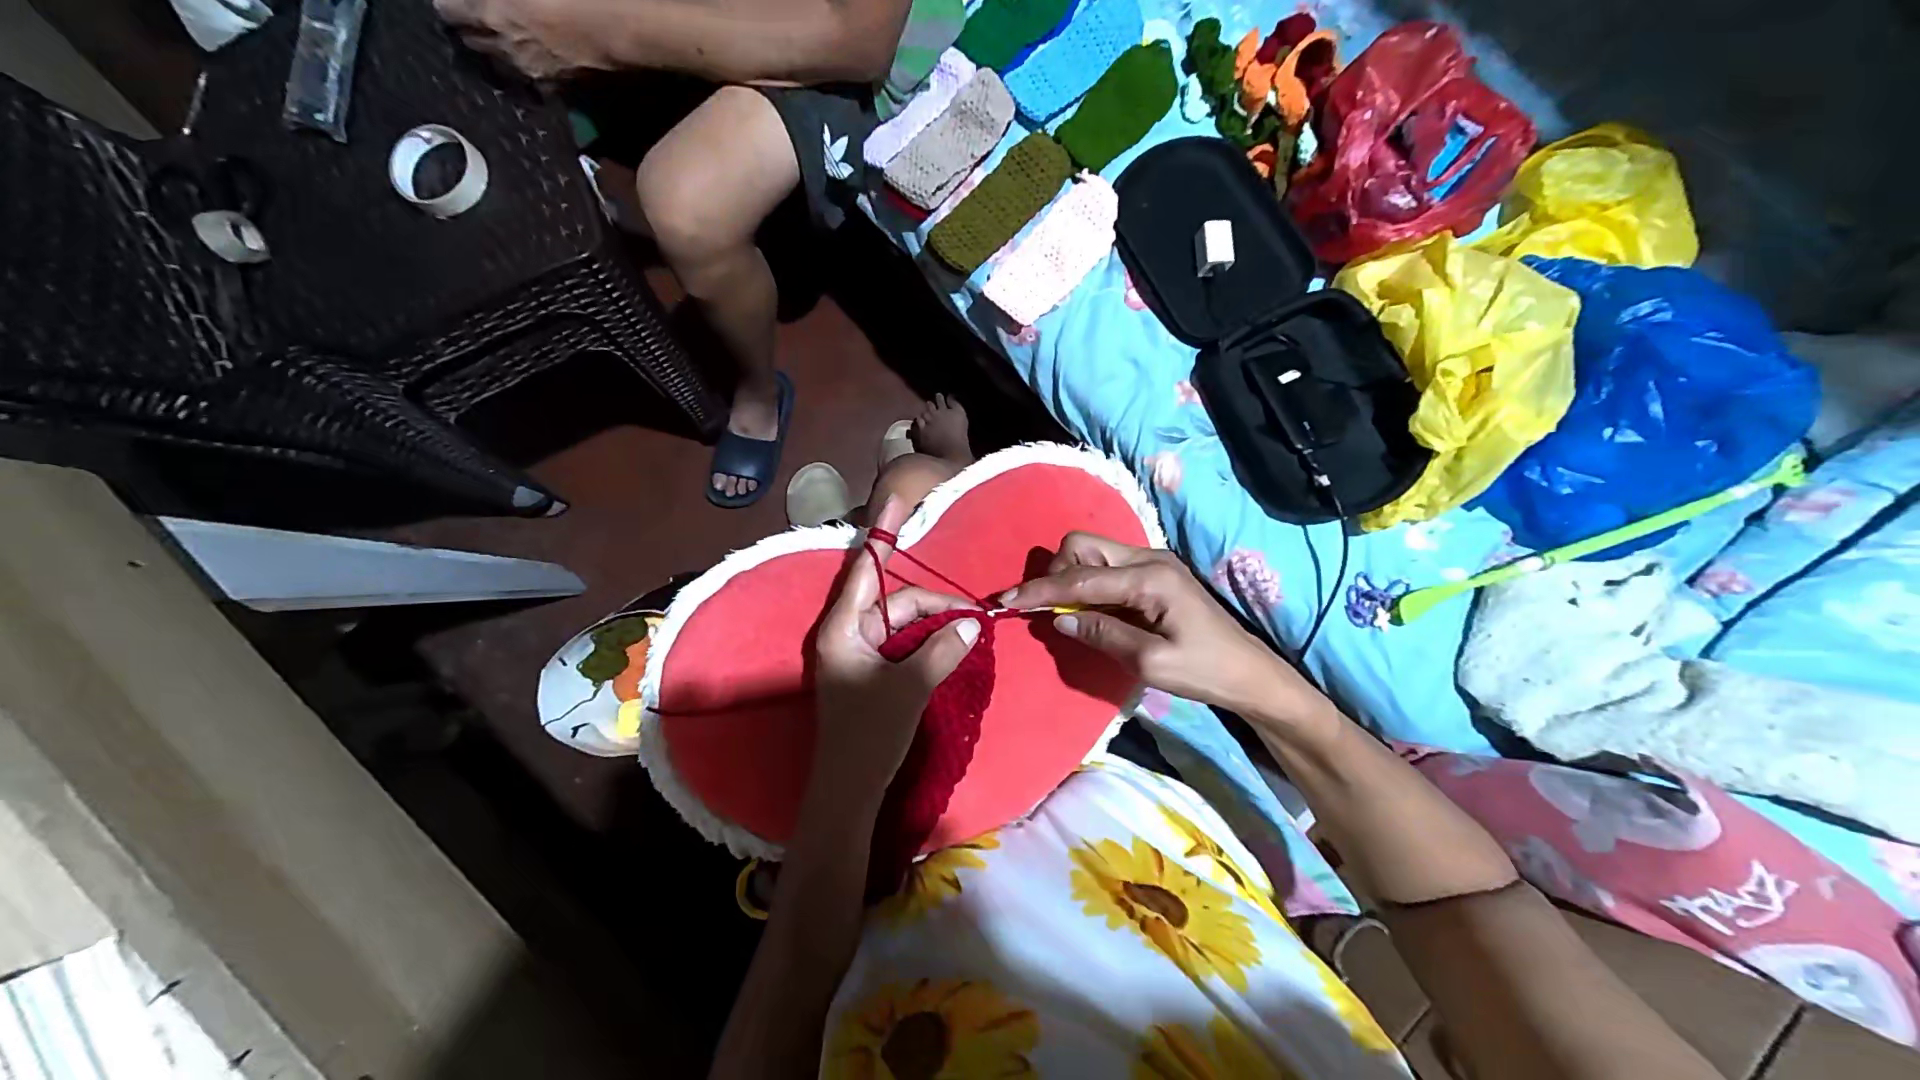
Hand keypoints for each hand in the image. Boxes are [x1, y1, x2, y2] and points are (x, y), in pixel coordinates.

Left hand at [434, 0, 607, 79]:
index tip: (455, 0)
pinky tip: (540, 63)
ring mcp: (534, 73)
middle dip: (471, 31)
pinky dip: (533, 73)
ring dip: (500, 56)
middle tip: (478, 21)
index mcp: (486, 11)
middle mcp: (503, 47)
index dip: (450, 4)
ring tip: (507, 45)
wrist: (617, 31)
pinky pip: (538, 82)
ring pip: (504, 67)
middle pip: (472, 42)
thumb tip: (496, 2)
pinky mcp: (562, 91)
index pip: (447, 9)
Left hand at [810, 498, 981, 804]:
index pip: (866, 569)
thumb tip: (974, 621)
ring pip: (903, 623)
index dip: (883, 533)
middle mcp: (848, 633)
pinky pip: (902, 643)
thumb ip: (943, 649)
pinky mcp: (871, 671)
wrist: (848, 790)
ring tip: (970, 629)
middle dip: (934, 603)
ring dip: (934, 623)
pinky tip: (953, 643)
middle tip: (975, 616)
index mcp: (844, 627)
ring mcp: (859, 653)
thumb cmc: (869, 736)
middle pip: (895, 600)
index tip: (897, 497)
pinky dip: (927, 641)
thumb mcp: (910, 688)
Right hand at [999, 533, 1323, 725]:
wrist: (1249, 673)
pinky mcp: (1153, 573)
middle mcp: (1149, 558)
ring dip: (1071, 577)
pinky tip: (1088, 610)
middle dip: (1057, 573)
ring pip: (1093, 552)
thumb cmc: (1204, 672)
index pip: (1080, 577)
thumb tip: (1059, 618)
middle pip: (1083, 545)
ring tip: (1067, 613)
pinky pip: (1107, 567)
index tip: (1007, 601)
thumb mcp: (1150, 663)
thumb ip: (1102, 634)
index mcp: (1150, 578)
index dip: (1041, 591)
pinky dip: (1088, 583)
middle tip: (1051, 611)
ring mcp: (1152, 562)